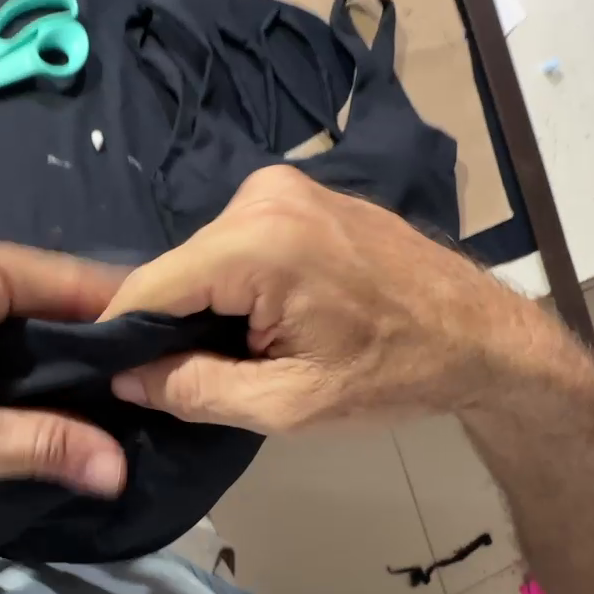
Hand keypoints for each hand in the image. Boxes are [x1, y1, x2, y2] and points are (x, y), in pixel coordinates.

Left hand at [0, 218, 130, 516]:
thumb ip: (45, 445)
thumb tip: (120, 468)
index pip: (72, 281)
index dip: (124, 320)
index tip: (165, 355)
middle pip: (43, 287)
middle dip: (86, 337)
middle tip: (134, 386)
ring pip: (13, 300)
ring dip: (48, 343)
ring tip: (97, 390)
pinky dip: (11, 341)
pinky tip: (34, 379)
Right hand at [98, 166, 560, 432]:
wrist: (481, 337)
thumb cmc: (391, 376)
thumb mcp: (286, 405)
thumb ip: (194, 390)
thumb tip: (125, 376)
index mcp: (257, 243)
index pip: (147, 286)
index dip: (120, 335)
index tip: (113, 376)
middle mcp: (260, 197)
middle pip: (176, 271)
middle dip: (170, 325)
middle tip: (189, 377)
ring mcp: (282, 187)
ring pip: (203, 259)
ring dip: (204, 307)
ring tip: (239, 351)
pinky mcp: (299, 194)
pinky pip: (235, 245)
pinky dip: (233, 285)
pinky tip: (264, 320)